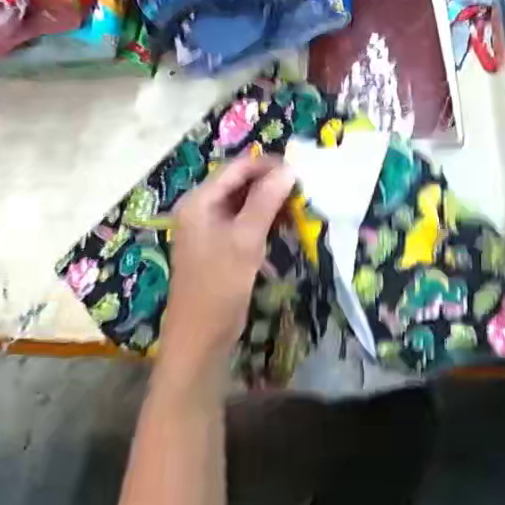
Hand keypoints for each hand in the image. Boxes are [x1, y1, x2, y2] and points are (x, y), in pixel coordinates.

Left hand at [160, 154, 297, 382]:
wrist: (199, 339)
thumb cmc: (219, 287)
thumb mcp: (245, 241)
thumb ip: (266, 201)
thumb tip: (289, 169)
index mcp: (199, 201)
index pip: (237, 167)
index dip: (269, 164)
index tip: (302, 169)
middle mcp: (201, 208)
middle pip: (240, 182)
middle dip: (272, 183)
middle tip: (305, 189)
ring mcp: (209, 228)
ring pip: (245, 202)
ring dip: (271, 202)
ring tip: (300, 207)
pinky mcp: (219, 246)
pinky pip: (244, 222)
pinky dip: (264, 220)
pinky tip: (286, 226)